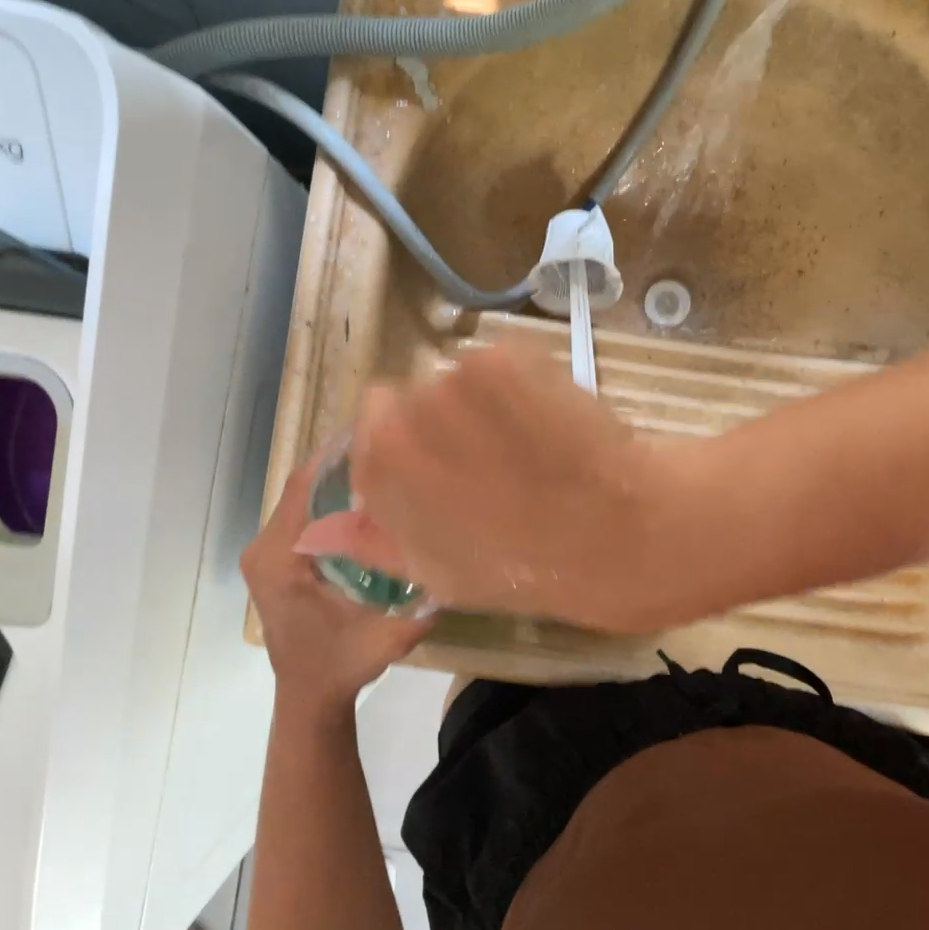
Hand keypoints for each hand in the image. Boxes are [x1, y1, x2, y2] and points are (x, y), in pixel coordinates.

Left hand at [245, 456, 435, 717]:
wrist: (308, 699)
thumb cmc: (341, 667)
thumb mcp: (388, 638)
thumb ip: (424, 605)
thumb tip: (462, 563)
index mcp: (281, 560)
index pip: (303, 488)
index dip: (335, 455)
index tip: (373, 431)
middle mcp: (264, 550)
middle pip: (301, 488)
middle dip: (342, 464)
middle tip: (389, 446)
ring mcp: (265, 555)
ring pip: (300, 500)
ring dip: (336, 481)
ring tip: (382, 464)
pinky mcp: (274, 561)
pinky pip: (300, 518)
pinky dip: (328, 503)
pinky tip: (364, 499)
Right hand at [292, 341, 701, 631]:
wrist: (615, 535)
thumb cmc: (525, 568)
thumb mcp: (438, 573)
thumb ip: (372, 542)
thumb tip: (314, 531)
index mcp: (383, 464)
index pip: (375, 427)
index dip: (413, 446)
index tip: (447, 466)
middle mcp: (407, 411)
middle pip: (417, 395)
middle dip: (447, 420)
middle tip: (493, 459)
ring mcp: (461, 377)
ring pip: (460, 376)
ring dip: (486, 401)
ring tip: (528, 445)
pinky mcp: (509, 356)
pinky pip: (502, 360)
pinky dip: (522, 382)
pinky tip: (549, 422)